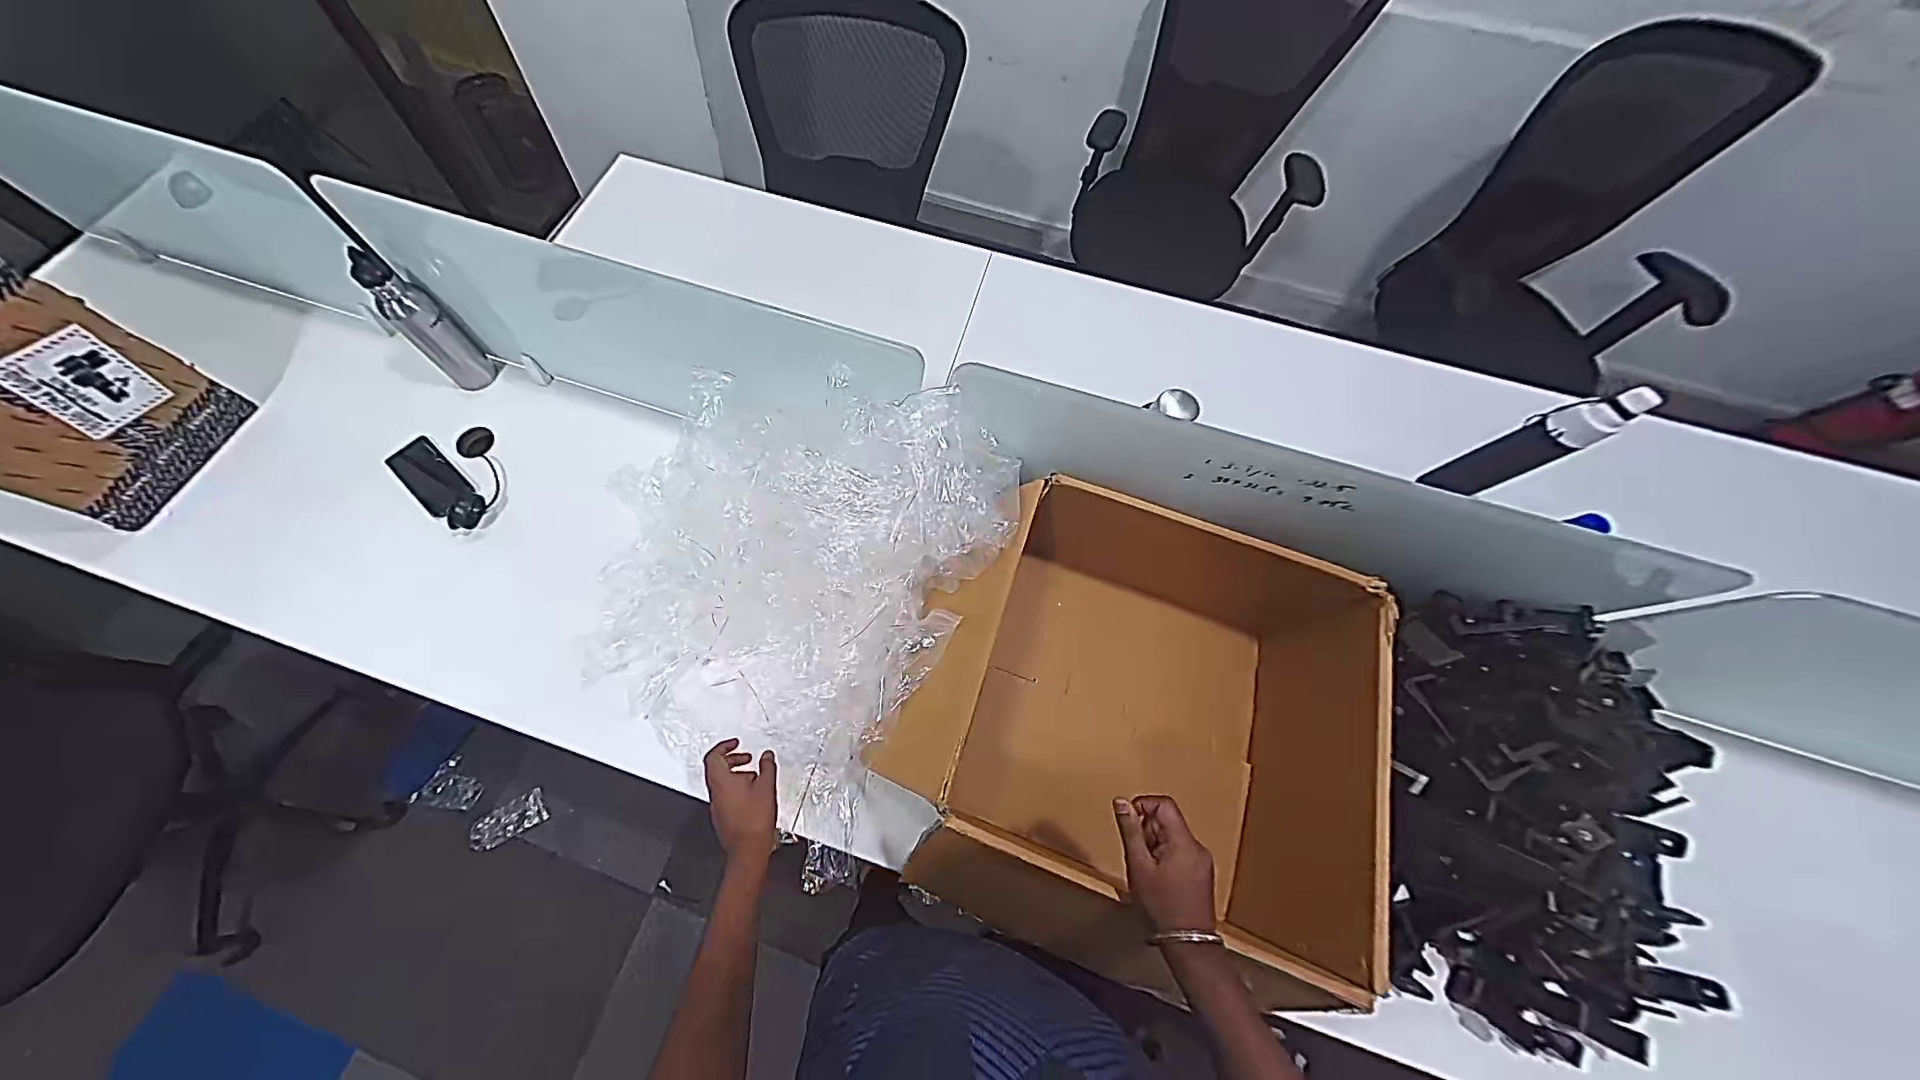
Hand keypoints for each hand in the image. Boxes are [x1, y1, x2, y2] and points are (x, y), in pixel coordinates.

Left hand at [704, 739, 777, 865]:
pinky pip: (725, 795)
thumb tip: (767, 756)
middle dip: (732, 759)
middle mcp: (716, 793)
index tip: (735, 743)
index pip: (713, 756)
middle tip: (746, 756)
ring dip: (735, 773)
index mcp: (722, 782)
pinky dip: (736, 787)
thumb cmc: (754, 822)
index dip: (724, 746)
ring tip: (754, 774)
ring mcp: (717, 806)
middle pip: (715, 768)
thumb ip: (767, 767)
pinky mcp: (723, 816)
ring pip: (721, 782)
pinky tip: (753, 793)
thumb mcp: (767, 786)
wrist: (748, 850)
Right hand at [1115, 795, 1215, 933]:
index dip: (1143, 807)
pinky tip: (1159, 879)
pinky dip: (1165, 857)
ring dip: (1155, 845)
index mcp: (1183, 842)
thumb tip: (1121, 801)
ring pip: (1172, 836)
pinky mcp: (1202, 872)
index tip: (1130, 825)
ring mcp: (1202, 860)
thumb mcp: (1138, 866)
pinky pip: (1180, 851)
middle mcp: (1197, 847)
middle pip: (1168, 820)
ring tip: (1149, 871)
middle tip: (1139, 857)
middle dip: (1148, 832)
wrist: (1187, 943)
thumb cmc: (1161, 907)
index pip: (1164, 804)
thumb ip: (1130, 830)